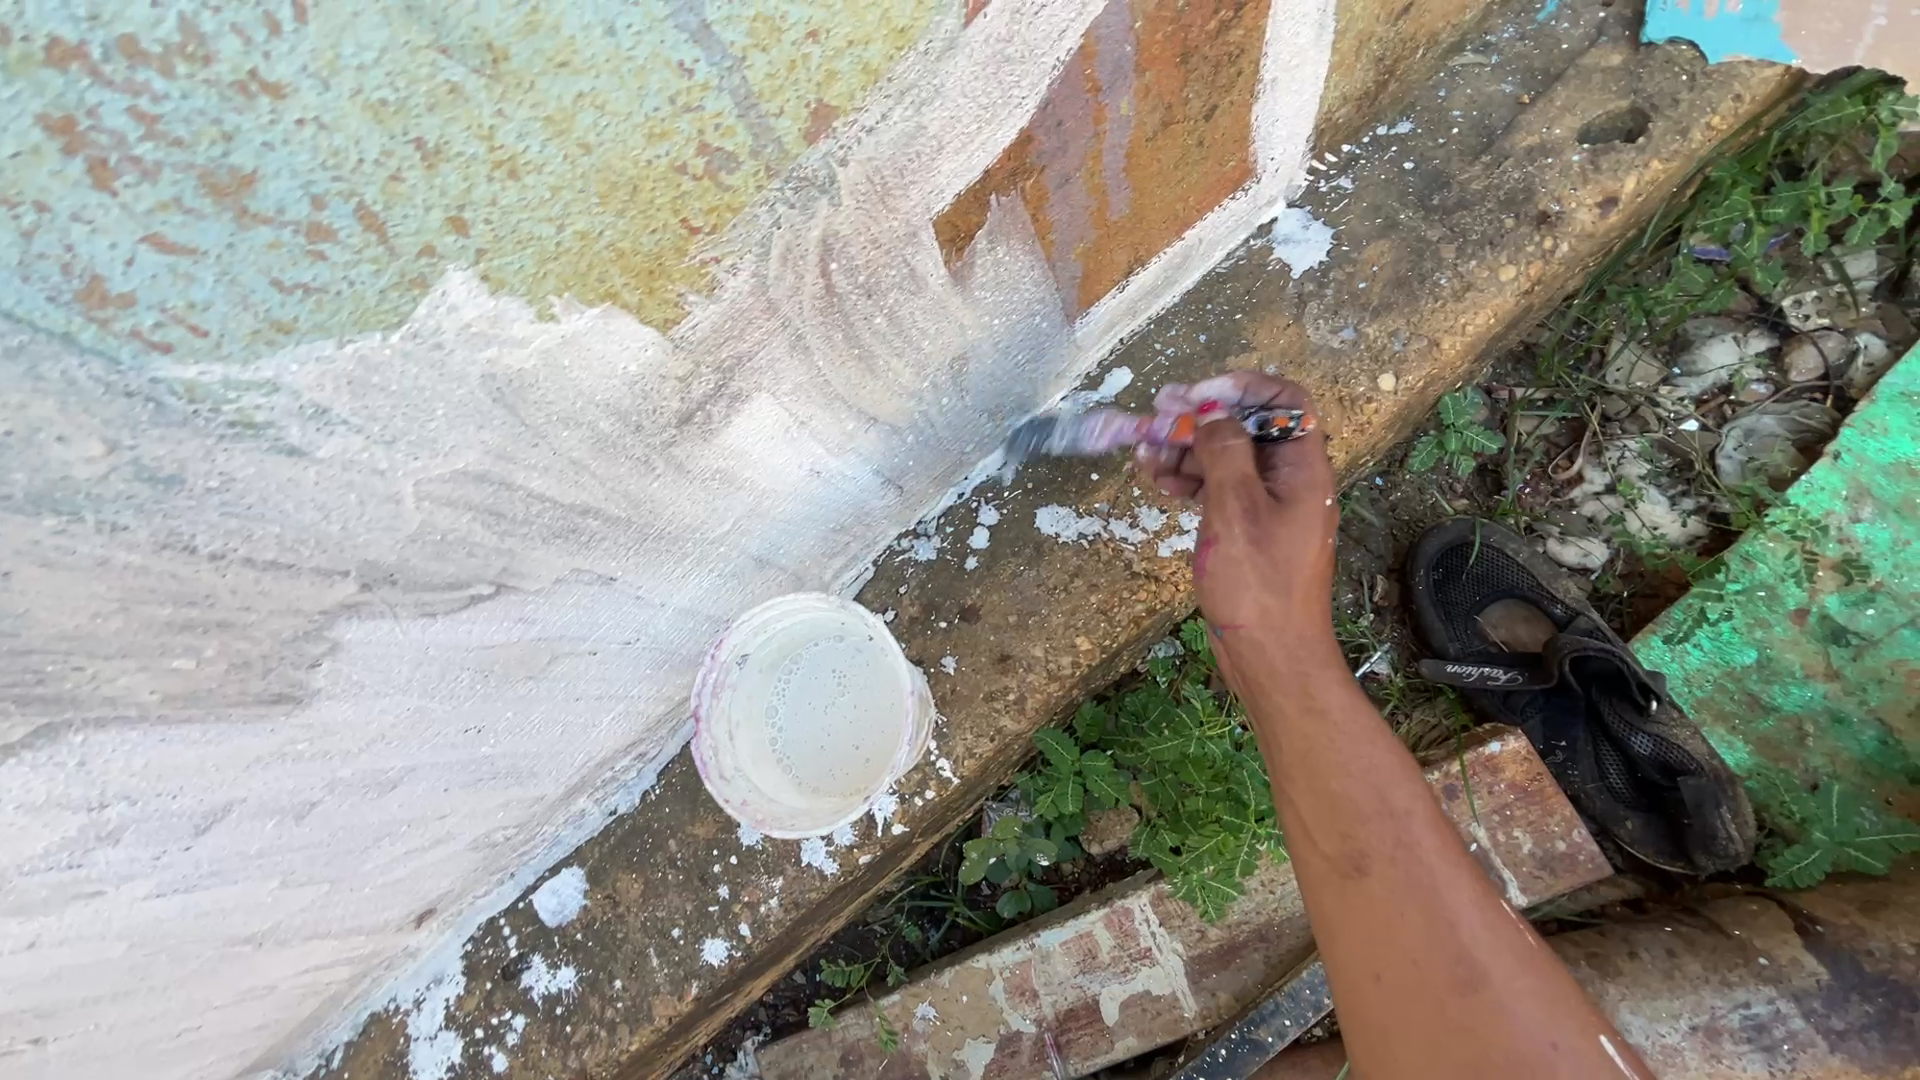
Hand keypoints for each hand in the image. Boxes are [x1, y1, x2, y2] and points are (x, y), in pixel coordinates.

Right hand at [1135, 372, 1340, 687]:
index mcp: (1302, 467)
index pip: (1284, 401)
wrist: (1271, 653)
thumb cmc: (1257, 583)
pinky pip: (1218, 490)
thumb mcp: (1235, 509)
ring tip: (1144, 455)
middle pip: (1246, 428)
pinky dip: (1189, 481)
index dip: (1240, 388)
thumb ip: (1224, 450)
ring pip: (1225, 459)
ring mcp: (1266, 505)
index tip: (1193, 396)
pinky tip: (1160, 482)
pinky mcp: (1246, 529)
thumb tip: (1210, 409)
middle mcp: (1288, 479)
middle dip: (1199, 420)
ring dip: (1185, 451)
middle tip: (1153, 420)